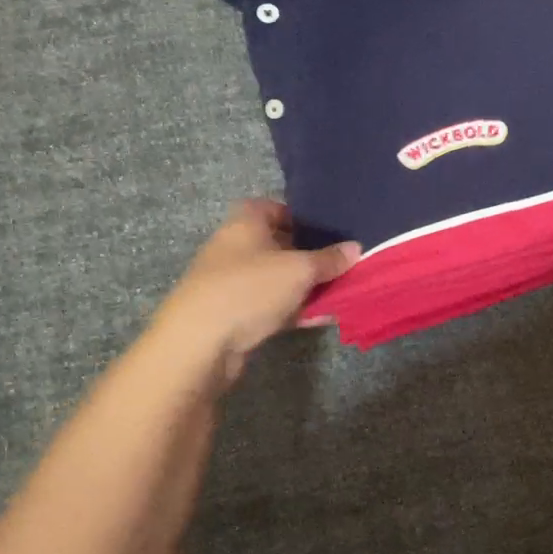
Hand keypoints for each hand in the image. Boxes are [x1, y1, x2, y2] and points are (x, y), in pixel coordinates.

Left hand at [150, 201, 360, 384]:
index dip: (297, 214)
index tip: (324, 228)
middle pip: (276, 244)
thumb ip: (330, 258)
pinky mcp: (231, 316)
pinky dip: (292, 309)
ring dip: (304, 285)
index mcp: (244, 225)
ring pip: (275, 278)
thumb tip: (355, 248)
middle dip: (308, 254)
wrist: (197, 346)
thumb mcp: (300, 269)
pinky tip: (320, 318)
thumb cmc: (249, 290)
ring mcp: (230, 284)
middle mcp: (234, 249)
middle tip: (340, 262)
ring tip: (338, 292)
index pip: (269, 207)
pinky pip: (269, 305)